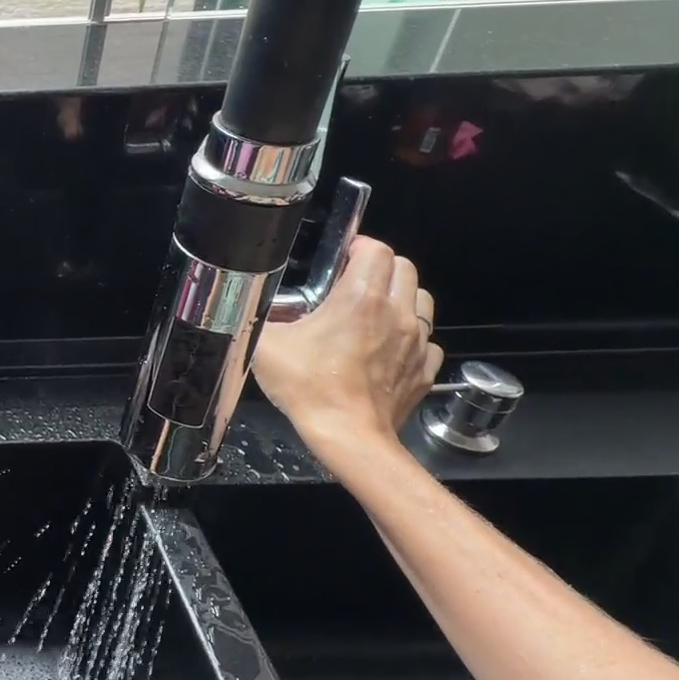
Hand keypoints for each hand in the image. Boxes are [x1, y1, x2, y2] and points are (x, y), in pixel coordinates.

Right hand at [253, 236, 443, 454]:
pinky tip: (384, 344)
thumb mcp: (265, 341)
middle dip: (379, 265)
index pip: (376, 250)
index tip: (341, 253)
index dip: (358, 244)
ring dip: (398, 295)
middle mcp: (396, 314)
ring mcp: (417, 342)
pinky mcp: (424, 369)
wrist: (346, 434)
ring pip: (421, 299)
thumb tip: (252, 305)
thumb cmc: (308, 387)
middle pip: (404, 268)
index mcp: (360, 299)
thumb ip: (261, 314)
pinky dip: (409, 333)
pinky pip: (426, 338)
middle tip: (350, 277)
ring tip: (369, 308)